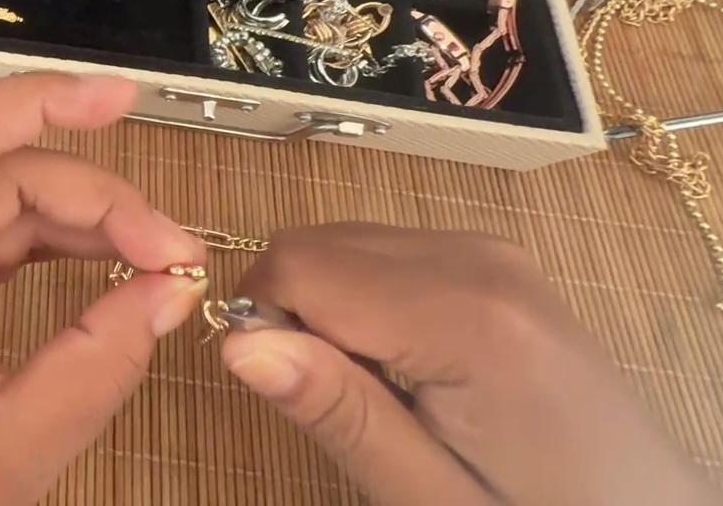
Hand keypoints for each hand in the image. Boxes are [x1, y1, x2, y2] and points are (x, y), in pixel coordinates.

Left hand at [0, 74, 209, 505]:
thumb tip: (169, 289)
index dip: (39, 100)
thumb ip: (98, 361)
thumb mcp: (8, 449)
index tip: (118, 96)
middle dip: (92, 198)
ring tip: (154, 257)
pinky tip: (104, 262)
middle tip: (172, 249)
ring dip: (79, 220)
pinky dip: (47, 245)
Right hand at [221, 223, 720, 505]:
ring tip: (381, 387)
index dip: (267, 323)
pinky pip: (373, 249)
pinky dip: (356, 294)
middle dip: (294, 313)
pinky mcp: (486, 254)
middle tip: (346, 401)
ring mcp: (485, 248)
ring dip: (324, 305)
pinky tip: (402, 357)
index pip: (297, 265)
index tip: (298, 392)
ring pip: (335, 243)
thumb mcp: (434, 502)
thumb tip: (236, 341)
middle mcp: (475, 255)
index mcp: (469, 314)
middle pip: (312, 245)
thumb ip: (339, 413)